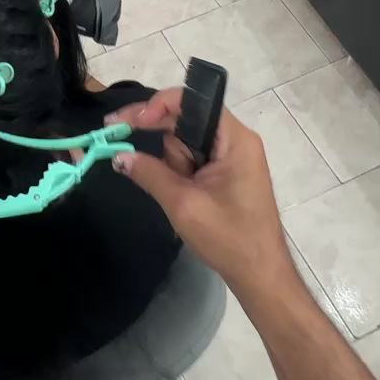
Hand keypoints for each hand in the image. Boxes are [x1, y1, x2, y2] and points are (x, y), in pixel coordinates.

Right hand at [106, 89, 293, 290]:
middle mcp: (235, 139)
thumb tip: (118, 155)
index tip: (129, 122)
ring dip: (172, 163)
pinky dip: (179, 171)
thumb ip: (149, 173)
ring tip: (180, 194)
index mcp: (234, 138)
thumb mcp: (183, 204)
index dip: (157, 105)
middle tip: (117, 136)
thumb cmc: (229, 238)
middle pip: (185, 119)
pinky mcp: (227, 172)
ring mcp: (232, 156)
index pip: (191, 102)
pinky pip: (193, 158)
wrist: (261, 277)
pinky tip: (179, 192)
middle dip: (158, 135)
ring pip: (185, 141)